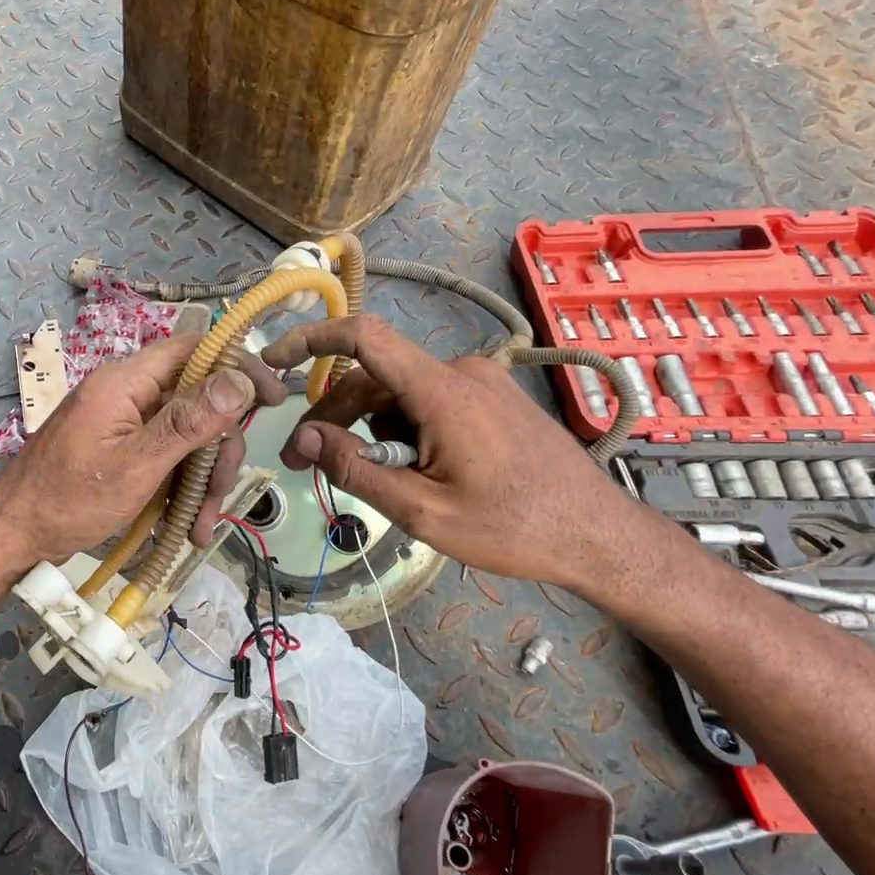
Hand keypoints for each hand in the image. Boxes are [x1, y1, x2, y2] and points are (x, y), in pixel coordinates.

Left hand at [0, 334, 286, 565]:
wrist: (15, 533)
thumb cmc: (69, 499)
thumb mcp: (137, 465)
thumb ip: (188, 422)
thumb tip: (238, 379)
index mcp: (125, 381)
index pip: (193, 349)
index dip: (237, 365)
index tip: (272, 397)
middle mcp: (127, 392)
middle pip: (197, 399)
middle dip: (217, 446)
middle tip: (218, 492)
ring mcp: (124, 420)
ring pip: (187, 433)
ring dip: (203, 476)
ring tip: (201, 524)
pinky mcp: (123, 446)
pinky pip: (166, 454)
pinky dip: (181, 485)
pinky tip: (189, 524)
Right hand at [260, 316, 657, 592]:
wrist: (602, 538)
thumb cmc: (515, 528)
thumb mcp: (423, 511)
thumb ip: (356, 469)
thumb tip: (301, 437)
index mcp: (443, 391)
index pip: (364, 337)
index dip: (311, 339)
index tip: (273, 360)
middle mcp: (460, 371)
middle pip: (373, 378)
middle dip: (334, 419)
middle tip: (302, 463)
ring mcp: (480, 382)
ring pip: (399, 394)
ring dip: (375, 432)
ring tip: (386, 485)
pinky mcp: (492, 397)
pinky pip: (428, 402)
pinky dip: (406, 431)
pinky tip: (419, 473)